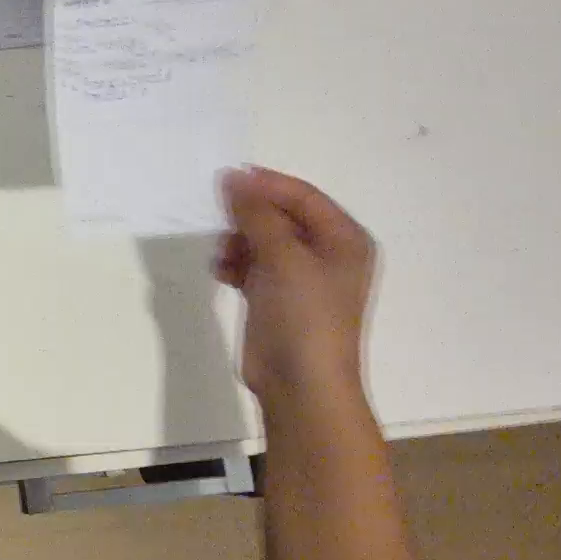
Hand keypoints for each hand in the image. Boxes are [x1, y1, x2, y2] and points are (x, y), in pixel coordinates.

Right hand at [214, 167, 374, 404]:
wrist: (300, 380)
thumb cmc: (304, 317)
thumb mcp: (284, 260)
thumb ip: (257, 217)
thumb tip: (233, 179)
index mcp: (344, 239)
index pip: (302, 197)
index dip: (265, 185)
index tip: (223, 179)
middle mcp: (325, 253)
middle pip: (280, 217)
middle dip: (247, 216)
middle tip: (216, 222)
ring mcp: (298, 277)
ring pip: (262, 241)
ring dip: (237, 242)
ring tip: (221, 256)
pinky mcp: (274, 297)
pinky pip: (251, 266)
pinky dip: (234, 264)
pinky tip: (221, 272)